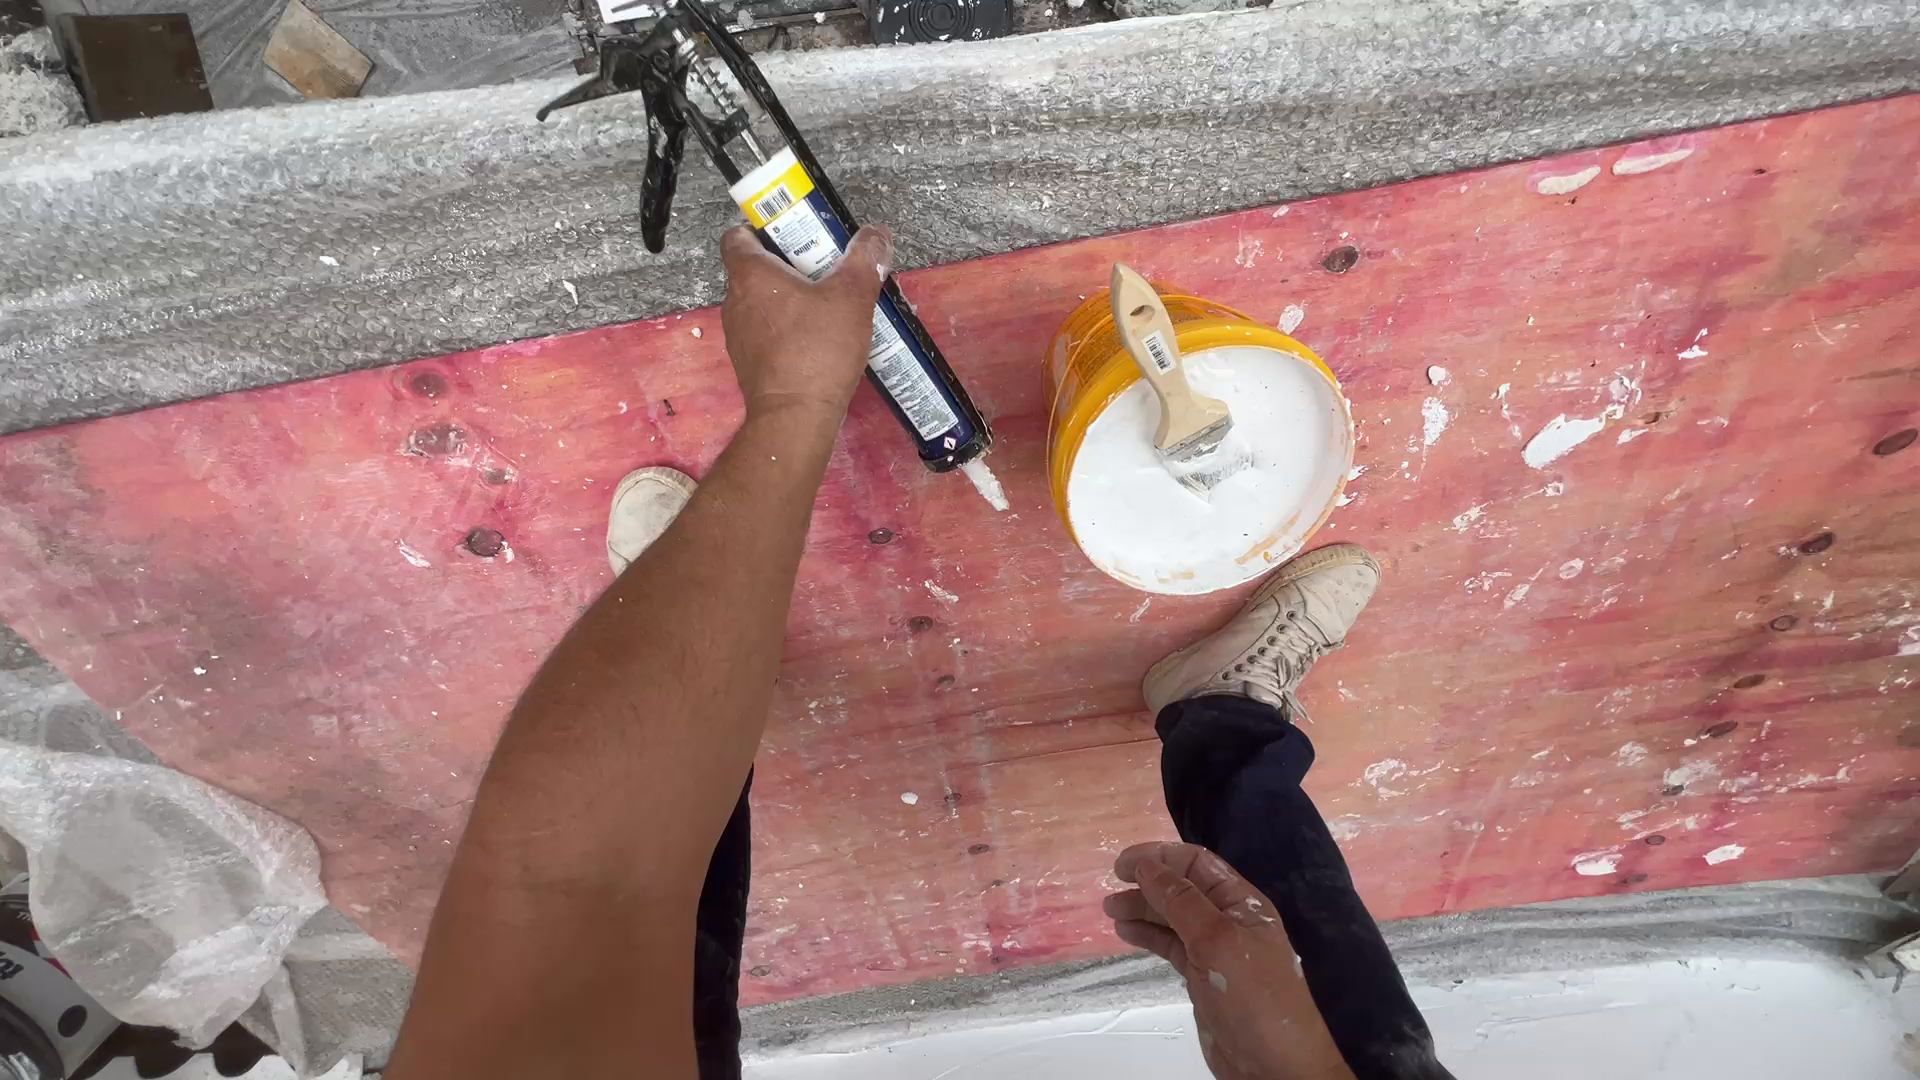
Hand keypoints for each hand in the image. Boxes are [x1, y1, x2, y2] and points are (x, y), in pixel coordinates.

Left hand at [718, 223, 892, 423]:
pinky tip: (816, 344)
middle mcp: (734, 302)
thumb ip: (865, 261)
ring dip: (786, 303)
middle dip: (785, 267)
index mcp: (750, 275)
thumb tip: (878, 233)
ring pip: (760, 306)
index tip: (792, 237)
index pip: (737, 235)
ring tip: (824, 310)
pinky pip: (765, 336)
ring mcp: (738, 337)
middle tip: (822, 272)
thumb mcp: (852, 298)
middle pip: (753, 271)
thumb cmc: (818, 350)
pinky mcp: (748, 366)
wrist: (796, 416)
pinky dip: (785, 333)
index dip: (761, 230)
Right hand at [1104, 842, 1355, 1079]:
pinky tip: (1126, 932)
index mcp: (1240, 902)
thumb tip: (1146, 865)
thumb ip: (1180, 899)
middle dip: (1146, 882)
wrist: (1277, 1070)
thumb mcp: (1217, 939)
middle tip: (1112, 887)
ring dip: (1141, 909)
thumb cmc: (1253, 997)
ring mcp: (1214, 949)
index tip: (1124, 865)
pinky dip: (1147, 935)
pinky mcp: (1202, 977)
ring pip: (1171, 916)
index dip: (1159, 856)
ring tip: (1110, 910)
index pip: (1195, 863)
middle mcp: (1227, 919)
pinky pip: (1170, 944)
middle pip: (1180, 887)